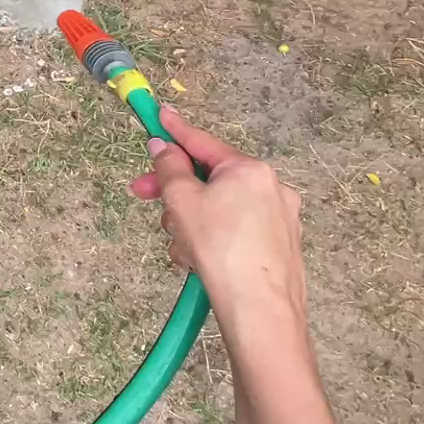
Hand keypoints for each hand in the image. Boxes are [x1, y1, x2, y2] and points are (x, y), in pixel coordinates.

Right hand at [130, 106, 306, 327]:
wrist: (260, 310)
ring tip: (179, 245)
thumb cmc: (217, 246)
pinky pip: (232, 227)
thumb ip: (168, 166)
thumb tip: (163, 146)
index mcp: (250, 170)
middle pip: (207, 177)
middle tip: (142, 195)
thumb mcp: (180, 199)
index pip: (201, 142)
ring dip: (188, 218)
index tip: (157, 112)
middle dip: (173, 189)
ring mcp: (281, 218)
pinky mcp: (280, 246)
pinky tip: (197, 258)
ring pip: (216, 205)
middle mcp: (272, 188)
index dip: (174, 128)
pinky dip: (209, 236)